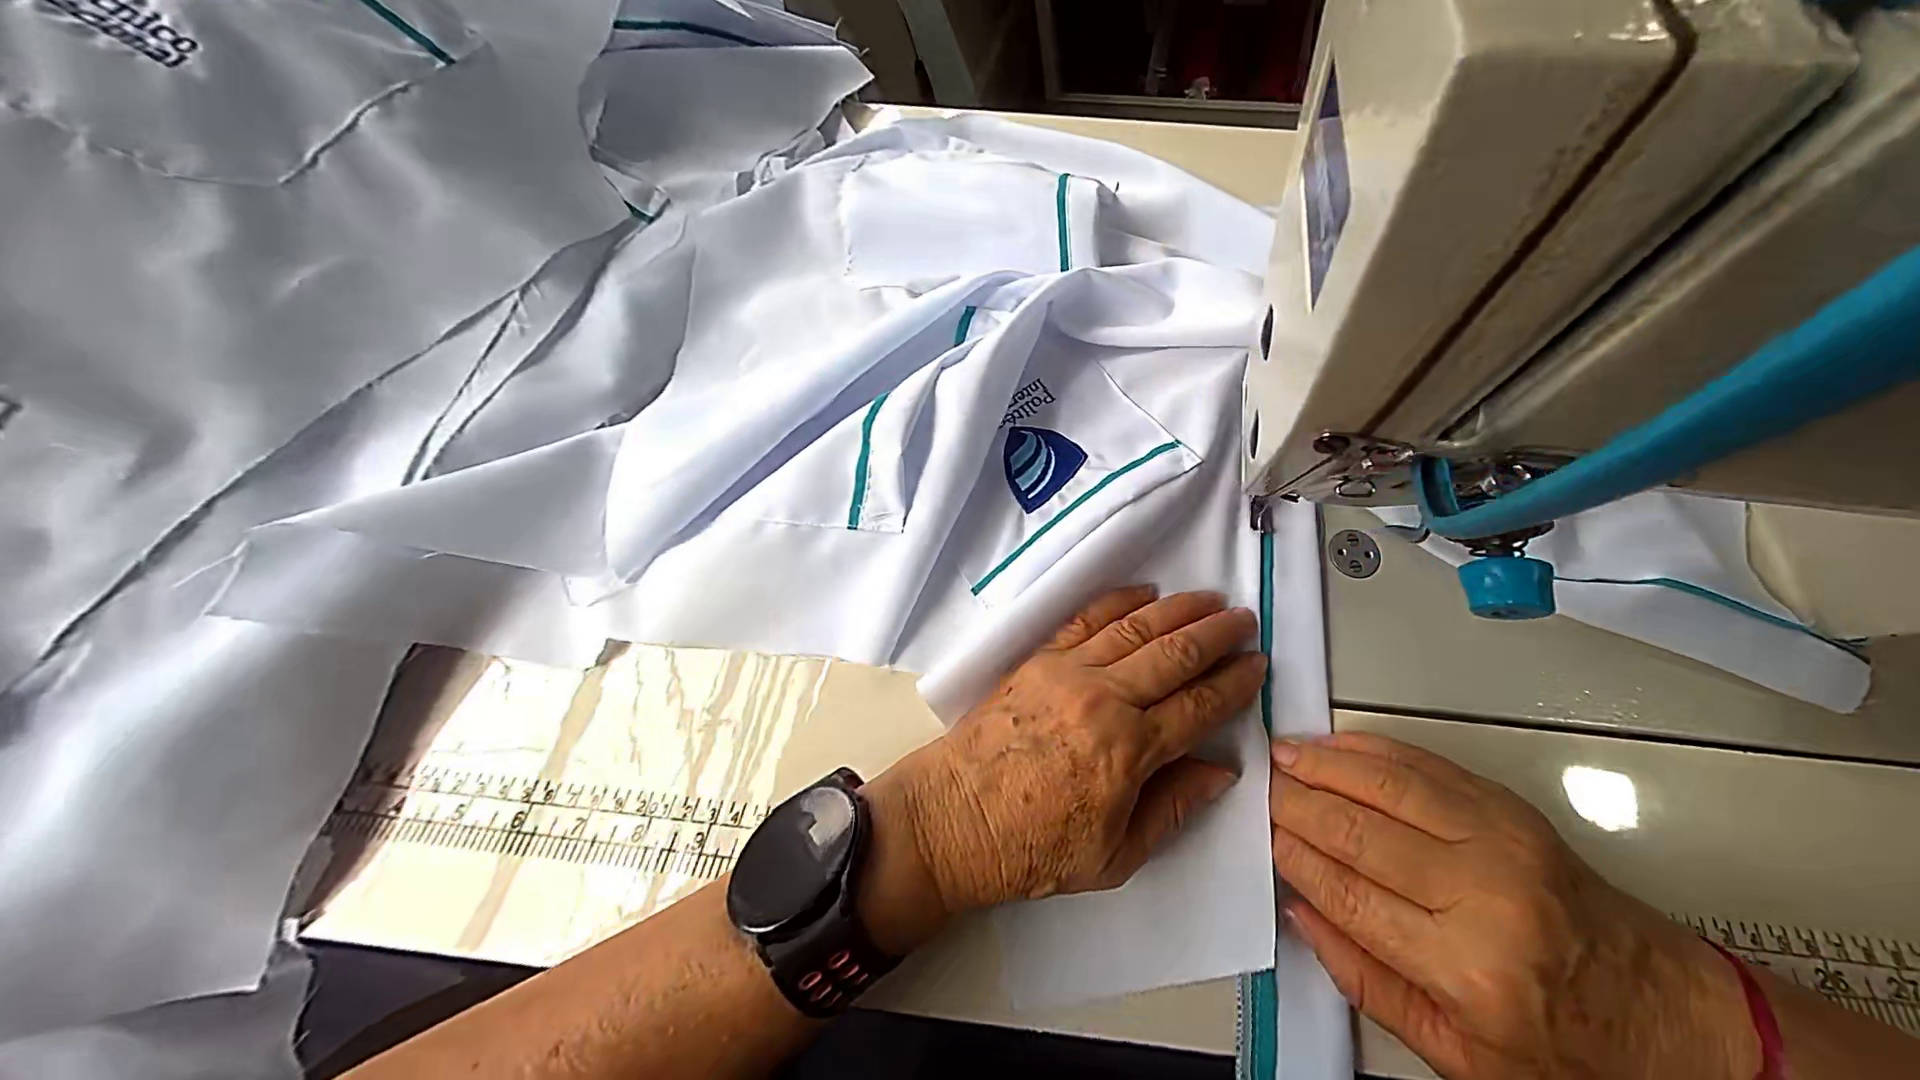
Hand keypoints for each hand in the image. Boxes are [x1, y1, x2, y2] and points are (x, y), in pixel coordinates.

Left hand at [860, 586, 1265, 952]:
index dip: (1235, 684)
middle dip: (1217, 634)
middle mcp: (1104, 700)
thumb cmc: (1032, 847)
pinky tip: (1143, 593)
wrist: (954, 817)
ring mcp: (1067, 673)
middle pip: (1175, 655)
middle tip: (1244, 621)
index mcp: (1129, 752)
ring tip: (1209, 599)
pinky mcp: (1037, 661)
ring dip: (1177, 610)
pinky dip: (1117, 602)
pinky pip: (1084, 620)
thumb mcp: (1115, 857)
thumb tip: (1219, 770)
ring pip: (1135, 629)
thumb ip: (1172, 809)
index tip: (1257, 666)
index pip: (1199, 707)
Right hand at [1267, 733, 1758, 1079]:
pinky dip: (1371, 750)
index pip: (1345, 891)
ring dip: (1323, 764)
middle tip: (1258, 786)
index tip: (1261, 831)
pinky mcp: (1514, 813)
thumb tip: (1299, 909)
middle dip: (1295, 802)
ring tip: (1282, 753)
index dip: (1292, 854)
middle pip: (1356, 830)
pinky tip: (1335, 745)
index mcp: (1466, 971)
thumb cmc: (1566, 1045)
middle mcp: (1484, 898)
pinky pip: (1426, 766)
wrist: (1669, 1016)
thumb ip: (1365, 979)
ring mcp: (1503, 844)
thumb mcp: (1458, 1054)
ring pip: (1385, 785)